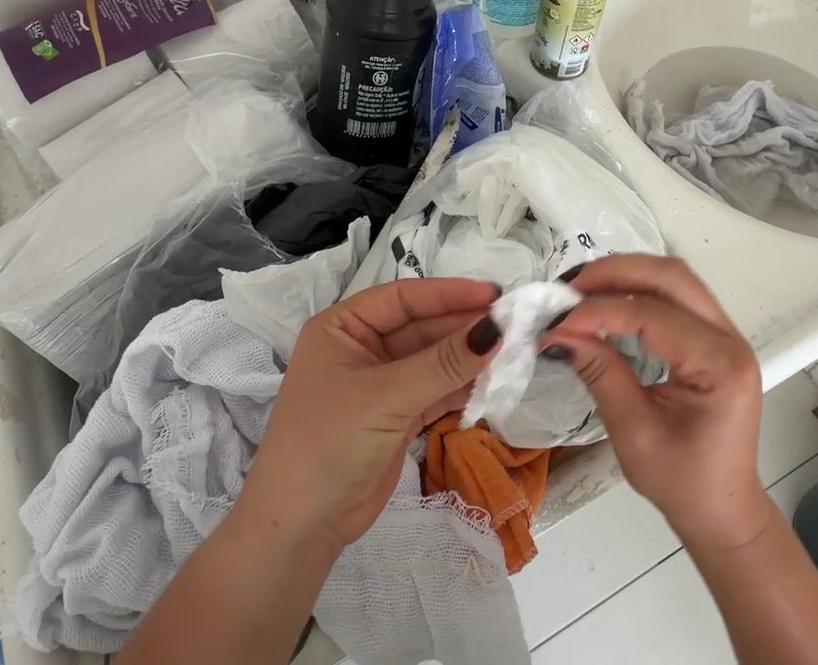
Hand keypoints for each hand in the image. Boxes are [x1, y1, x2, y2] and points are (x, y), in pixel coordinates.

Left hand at [238, 278, 502, 550]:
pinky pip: (436, 389)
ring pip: (434, 359)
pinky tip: (495, 382)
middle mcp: (361, 348)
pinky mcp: (397, 415)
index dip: (450, 293)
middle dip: (465, 326)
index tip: (496, 294)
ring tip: (515, 350)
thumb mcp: (387, 396)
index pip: (404, 298)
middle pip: (423, 327)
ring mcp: (380, 383)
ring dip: (469, 357)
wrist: (301, 525)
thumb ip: (444, 362)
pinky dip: (463, 387)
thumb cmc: (330, 443)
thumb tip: (495, 327)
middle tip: (516, 324)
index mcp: (342, 327)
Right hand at [542, 255, 773, 553]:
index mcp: (719, 365)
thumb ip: (600, 374)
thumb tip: (557, 334)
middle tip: (567, 287)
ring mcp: (727, 334)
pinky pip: (677, 296)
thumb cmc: (682, 482)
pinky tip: (608, 300)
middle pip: (672, 277)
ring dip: (626, 275)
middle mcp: (730, 338)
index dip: (599, 311)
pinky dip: (639, 290)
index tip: (555, 323)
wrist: (722, 508)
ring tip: (581, 289)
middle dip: (615, 273)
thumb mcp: (633, 433)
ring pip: (675, 279)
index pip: (652, 315)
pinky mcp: (714, 338)